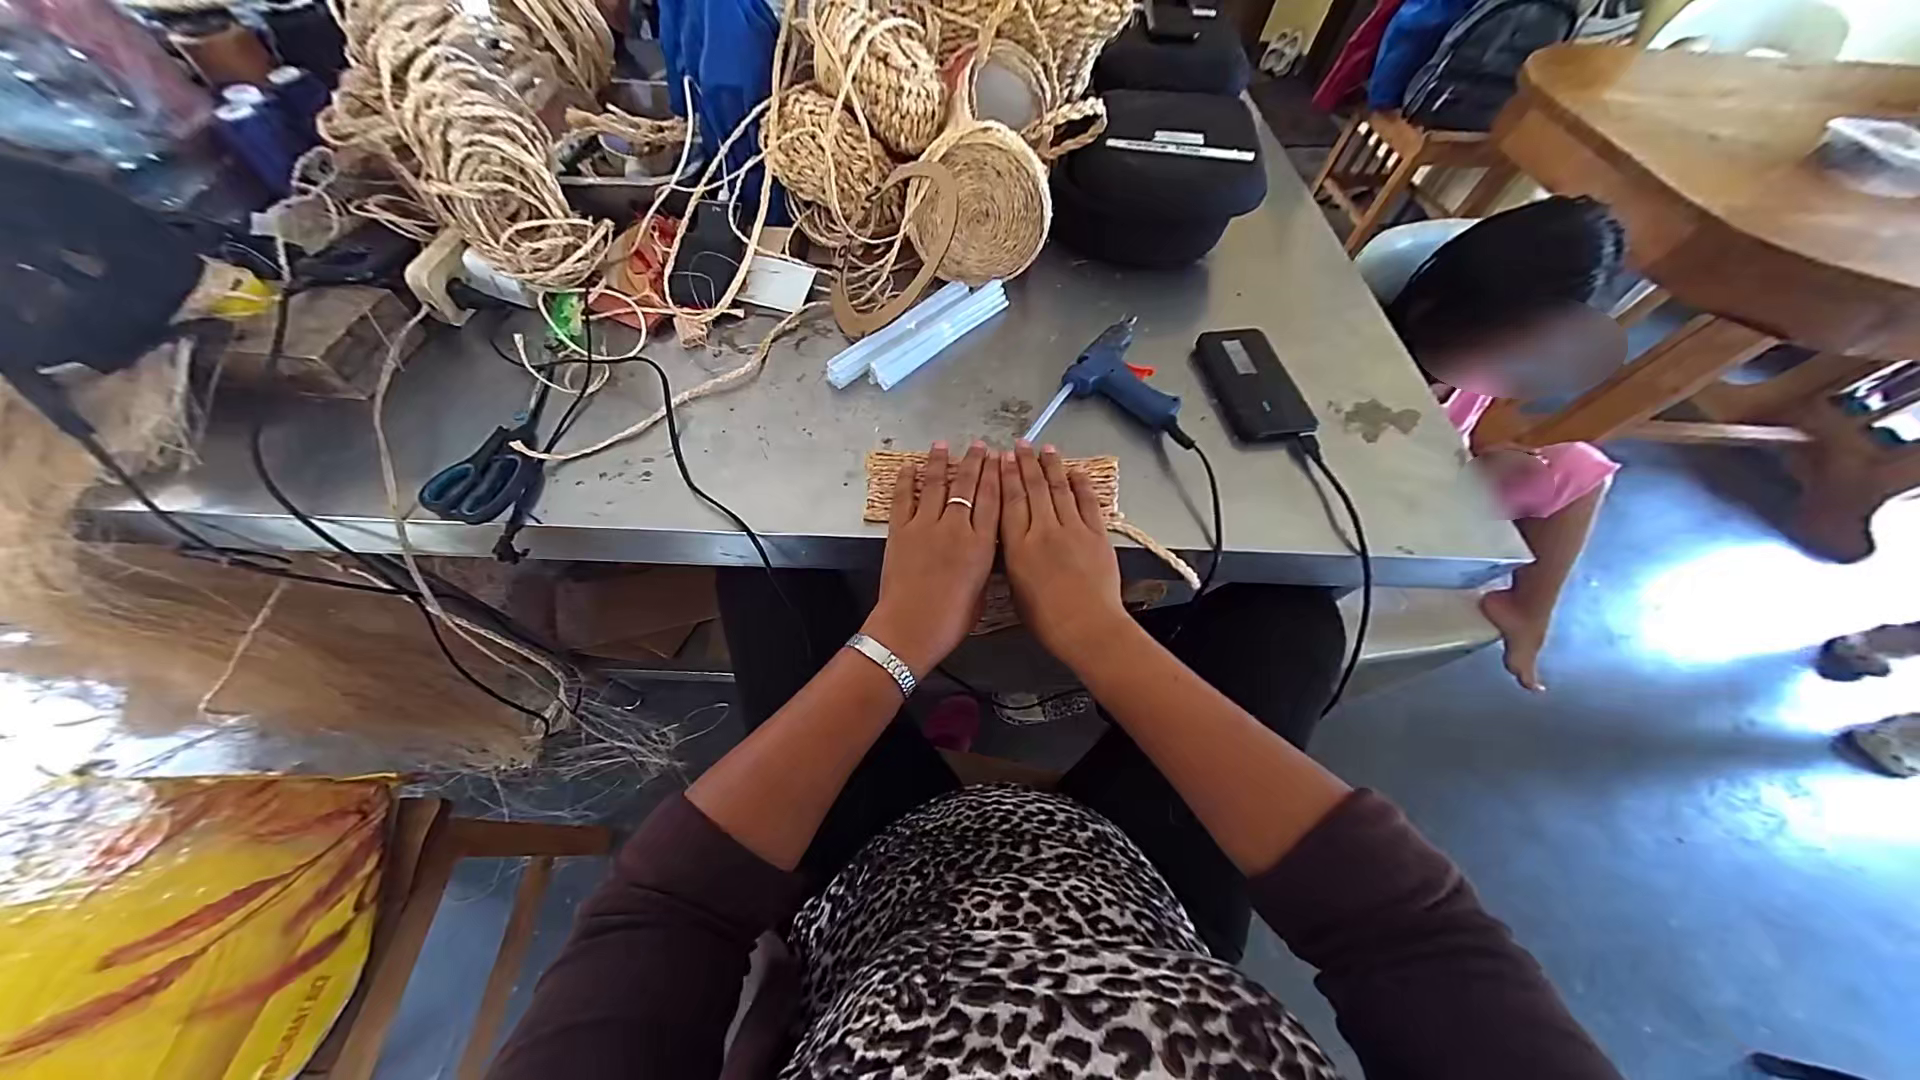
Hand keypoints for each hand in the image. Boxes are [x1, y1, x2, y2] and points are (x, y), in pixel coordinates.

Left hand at [861, 440, 1000, 674]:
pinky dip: (907, 480)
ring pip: (937, 484)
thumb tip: (980, 552)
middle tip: (979, 445)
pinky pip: (904, 498)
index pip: (993, 499)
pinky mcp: (901, 531)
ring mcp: (926, 526)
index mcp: (981, 543)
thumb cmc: (951, 619)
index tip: (1000, 458)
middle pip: (968, 485)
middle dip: (975, 462)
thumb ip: (982, 565)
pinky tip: (911, 467)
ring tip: (943, 445)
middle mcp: (956, 527)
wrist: (912, 626)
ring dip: (940, 461)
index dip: (997, 475)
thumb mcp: (981, 591)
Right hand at [999, 440, 1127, 667]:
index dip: (1004, 477)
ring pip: (1059, 489)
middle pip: (1033, 488)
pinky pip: (1088, 502)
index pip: (1010, 501)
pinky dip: (1081, 484)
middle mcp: (1044, 531)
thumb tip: (1012, 544)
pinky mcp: (1096, 535)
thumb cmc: (1047, 620)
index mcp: (1019, 546)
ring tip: (1045, 448)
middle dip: (1025, 463)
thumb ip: (1012, 561)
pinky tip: (1075, 472)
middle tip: (1020, 445)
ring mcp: (1072, 530)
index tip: (1001, 459)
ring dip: (1051, 466)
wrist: (1087, 628)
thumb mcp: (1016, 590)